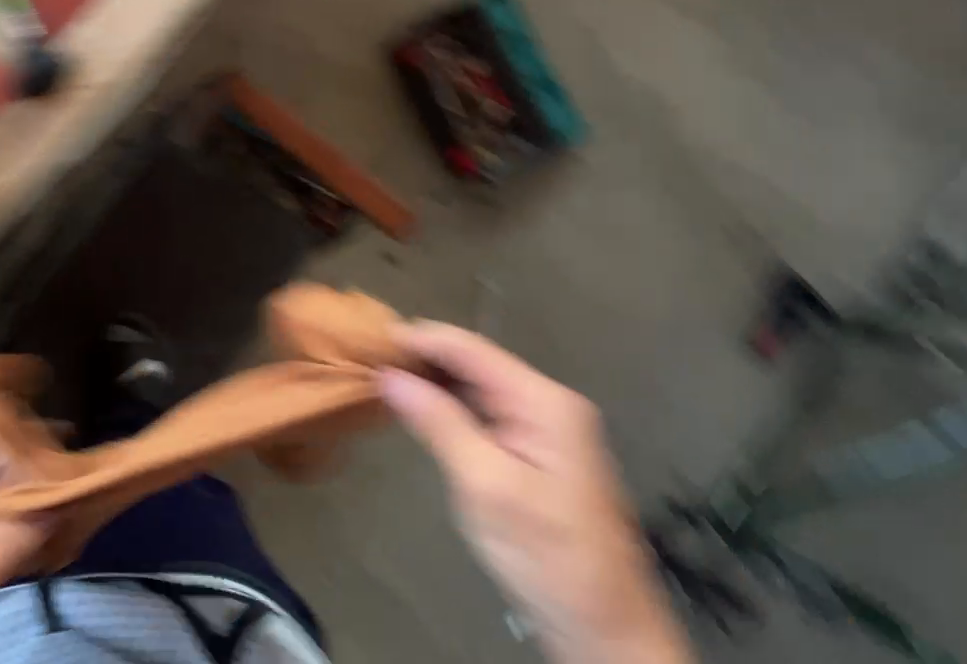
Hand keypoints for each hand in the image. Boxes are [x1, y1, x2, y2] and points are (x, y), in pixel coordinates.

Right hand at [379, 322, 691, 663]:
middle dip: (418, 356)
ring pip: (473, 385)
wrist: (604, 628)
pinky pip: (480, 411)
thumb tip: (389, 375)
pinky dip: (444, 404)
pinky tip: (412, 407)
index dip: (415, 338)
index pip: (468, 348)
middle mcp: (546, 403)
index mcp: (543, 402)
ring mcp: (542, 427)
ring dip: (427, 379)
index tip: (363, 339)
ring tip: (375, 376)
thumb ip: (439, 423)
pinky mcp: (532, 451)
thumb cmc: (547, 554)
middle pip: (471, 361)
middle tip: (361, 359)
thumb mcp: (485, 485)